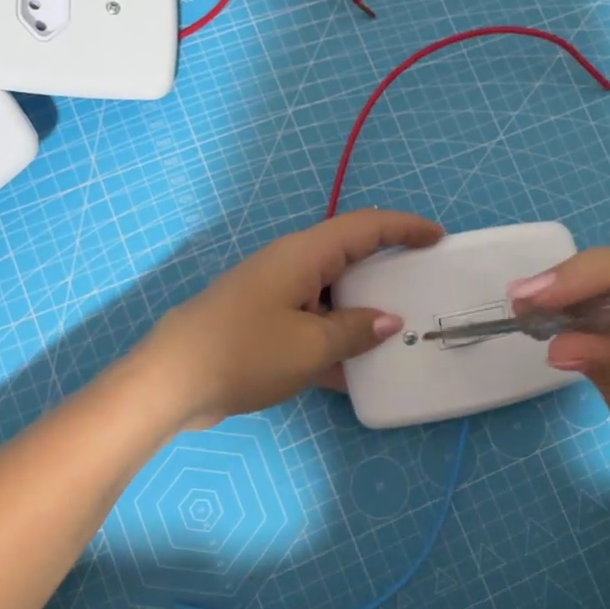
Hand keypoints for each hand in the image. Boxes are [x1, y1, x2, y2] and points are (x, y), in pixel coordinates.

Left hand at [133, 210, 444, 429]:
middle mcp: (288, 267)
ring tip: (398, 335)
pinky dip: (333, 342)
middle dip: (384, 271)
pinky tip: (355, 375)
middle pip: (346, 259)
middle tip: (422, 287)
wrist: (172, 381)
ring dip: (359, 314)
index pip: (362, 227)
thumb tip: (388, 320)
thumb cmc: (245, 352)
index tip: (437, 236)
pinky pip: (308, 324)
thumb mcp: (310, 345)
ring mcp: (271, 296)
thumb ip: (354, 331)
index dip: (403, 227)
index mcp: (302, 256)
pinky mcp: (260, 326)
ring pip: (328, 296)